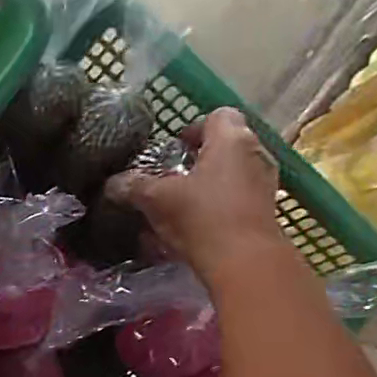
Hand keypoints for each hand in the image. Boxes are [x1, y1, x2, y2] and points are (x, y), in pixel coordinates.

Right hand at [105, 107, 288, 280]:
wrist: (243, 260)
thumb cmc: (202, 218)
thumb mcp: (157, 200)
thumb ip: (134, 187)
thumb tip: (112, 184)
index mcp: (232, 140)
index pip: (217, 115)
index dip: (192, 128)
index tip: (173, 149)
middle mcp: (255, 154)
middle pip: (225, 145)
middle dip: (198, 159)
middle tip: (172, 178)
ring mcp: (264, 183)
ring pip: (231, 174)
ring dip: (207, 184)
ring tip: (180, 205)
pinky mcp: (265, 211)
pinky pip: (237, 198)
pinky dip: (217, 206)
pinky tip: (195, 227)